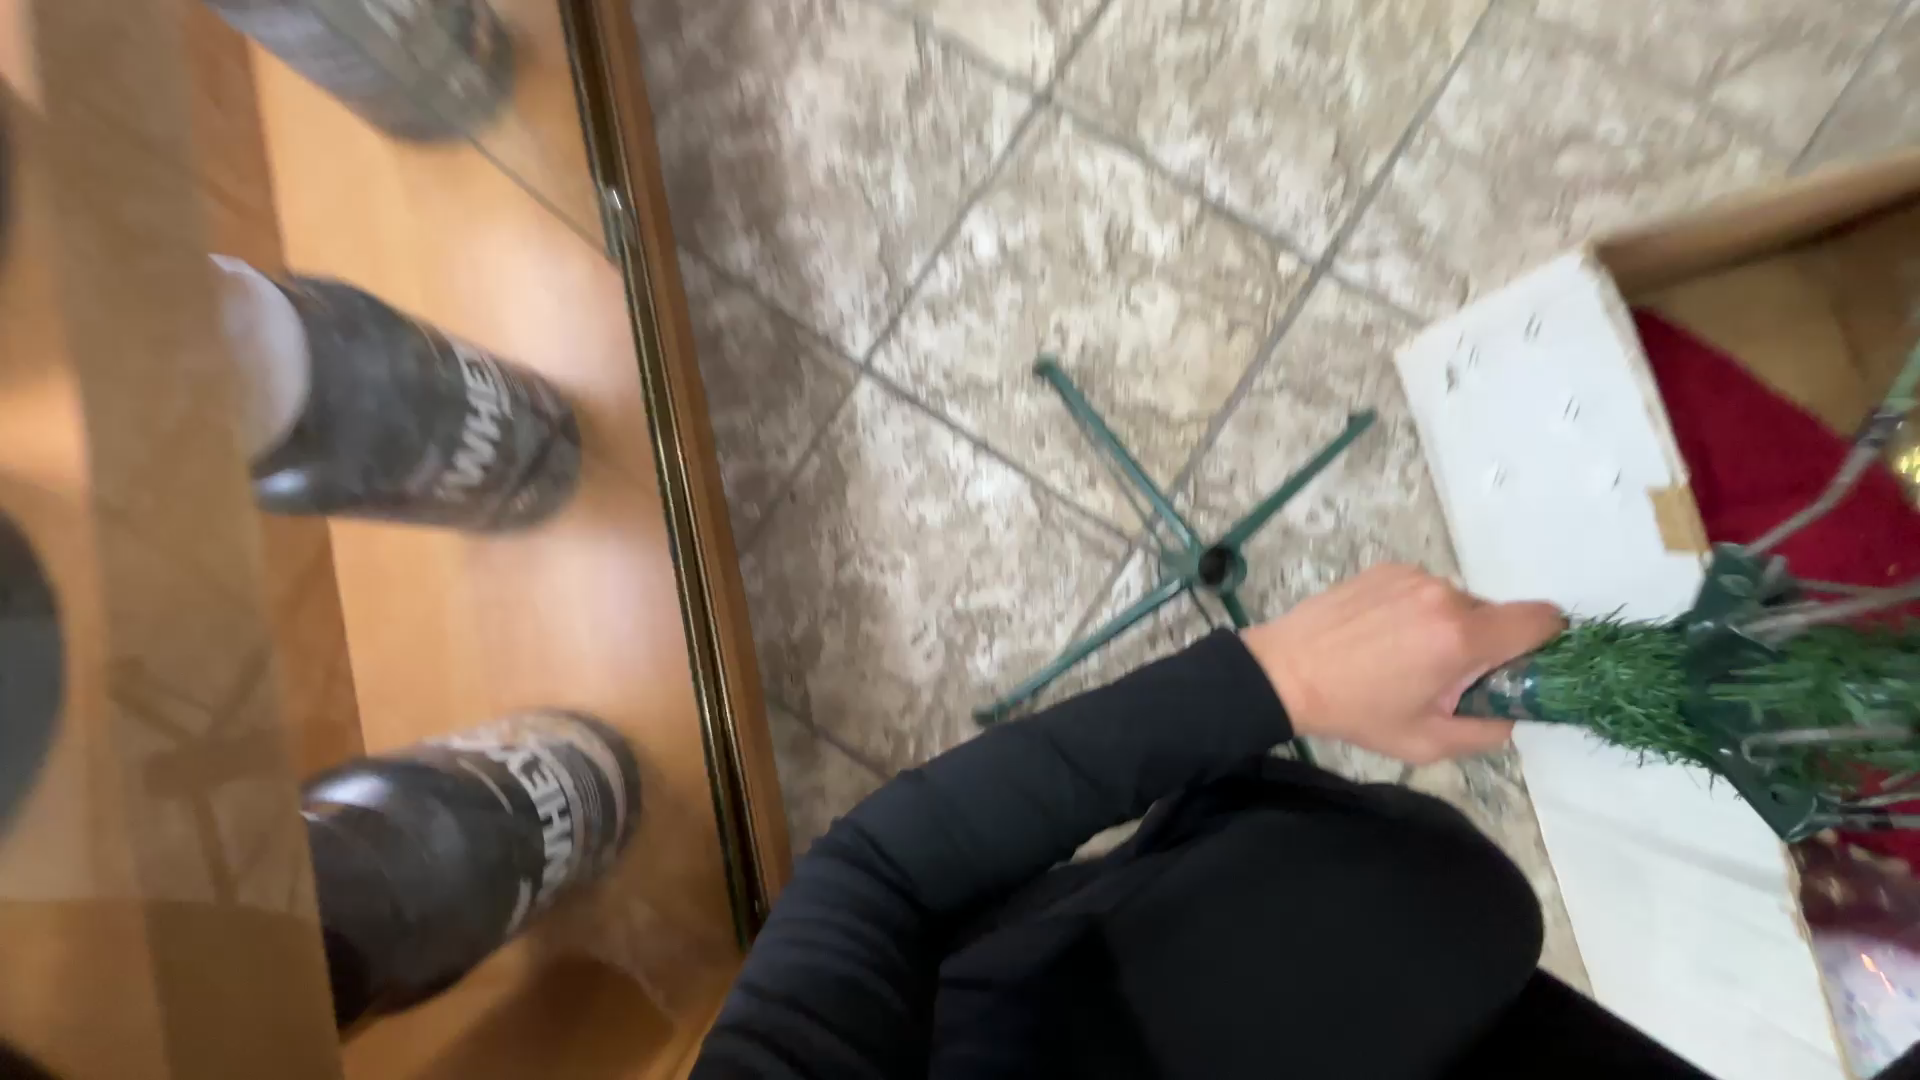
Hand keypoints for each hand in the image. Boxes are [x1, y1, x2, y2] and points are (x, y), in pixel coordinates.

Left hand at [1239, 564, 1564, 763]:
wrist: (1283, 671)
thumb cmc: (1353, 710)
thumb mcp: (1428, 741)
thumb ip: (1489, 730)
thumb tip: (1514, 711)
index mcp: (1460, 636)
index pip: (1542, 620)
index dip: (1543, 644)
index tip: (1519, 667)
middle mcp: (1440, 595)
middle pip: (1495, 615)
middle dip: (1484, 645)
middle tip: (1442, 675)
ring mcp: (1408, 576)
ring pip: (1456, 602)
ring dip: (1446, 627)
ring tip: (1401, 656)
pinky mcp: (1381, 570)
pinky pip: (1420, 590)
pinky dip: (1414, 610)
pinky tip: (1380, 635)